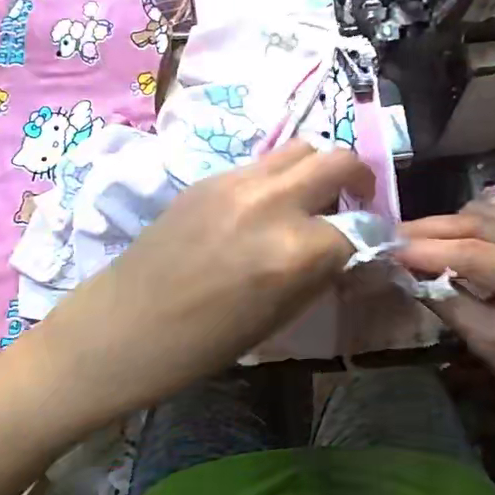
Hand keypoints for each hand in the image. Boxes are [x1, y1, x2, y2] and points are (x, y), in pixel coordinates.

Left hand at [28, 141, 372, 416]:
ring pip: (300, 148)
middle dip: (358, 182)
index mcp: (295, 251)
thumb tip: (348, 250)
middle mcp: (272, 203)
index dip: (371, 240)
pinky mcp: (207, 178)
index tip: (368, 248)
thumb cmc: (202, 345)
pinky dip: (278, 179)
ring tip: (309, 201)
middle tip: (353, 205)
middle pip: (340, 160)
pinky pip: (261, 164)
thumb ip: (318, 274)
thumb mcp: (278, 318)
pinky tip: (263, 209)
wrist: (124, 327)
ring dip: (317, 170)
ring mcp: (236, 183)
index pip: (360, 228)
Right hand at [396, 195, 494, 461]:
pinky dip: (476, 222)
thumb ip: (449, 302)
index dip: (426, 249)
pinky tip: (457, 237)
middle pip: (483, 223)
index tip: (385, 250)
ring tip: (416, 243)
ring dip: (449, 225)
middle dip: (431, 229)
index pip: (477, 253)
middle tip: (389, 240)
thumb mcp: (492, 347)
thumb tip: (405, 272)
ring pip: (492, 213)